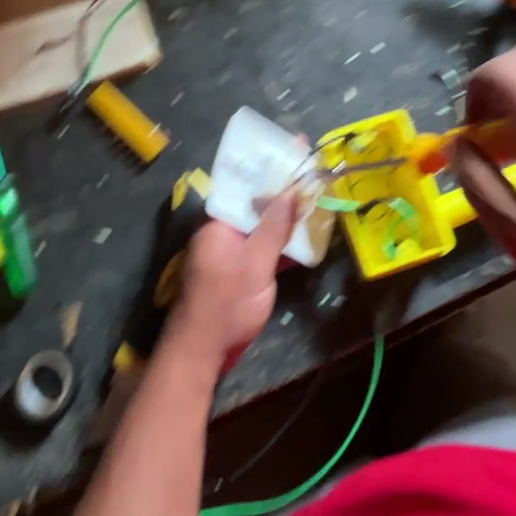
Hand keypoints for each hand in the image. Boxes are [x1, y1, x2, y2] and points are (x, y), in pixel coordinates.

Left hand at [160, 192, 299, 370]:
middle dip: (282, 199)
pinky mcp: (236, 269)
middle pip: (253, 207)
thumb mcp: (256, 264)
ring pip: (259, 228)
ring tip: (313, 208)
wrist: (202, 350)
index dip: (272, 176)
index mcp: (218, 223)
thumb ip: (273, 228)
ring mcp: (227, 251)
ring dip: (283, 222)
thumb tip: (291, 190)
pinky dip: (278, 244)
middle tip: (312, 187)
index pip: (245, 187)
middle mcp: (220, 231)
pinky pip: (259, 247)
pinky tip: (301, 241)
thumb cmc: (228, 304)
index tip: (299, 166)